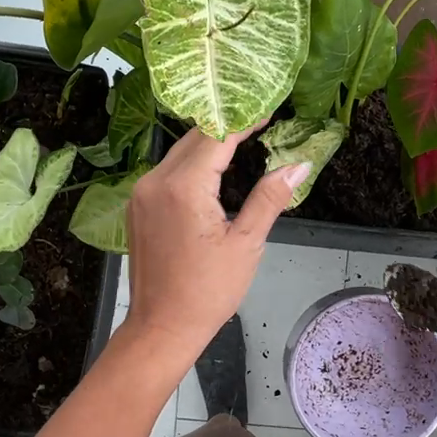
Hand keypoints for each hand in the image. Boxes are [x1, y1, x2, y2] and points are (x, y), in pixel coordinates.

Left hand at [123, 126, 309, 351]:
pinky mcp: (137, 207)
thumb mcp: (246, 244)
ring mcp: (141, 193)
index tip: (270, 109)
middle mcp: (154, 181)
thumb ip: (269, 198)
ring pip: (179, 153)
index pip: (217, 136)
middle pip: (194, 138)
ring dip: (209, 144)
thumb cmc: (208, 291)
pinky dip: (192, 164)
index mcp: (183, 187)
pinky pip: (167, 172)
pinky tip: (215, 171)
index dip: (245, 119)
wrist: (162, 327)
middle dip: (228, 127)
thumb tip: (299, 164)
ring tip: (244, 142)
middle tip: (262, 122)